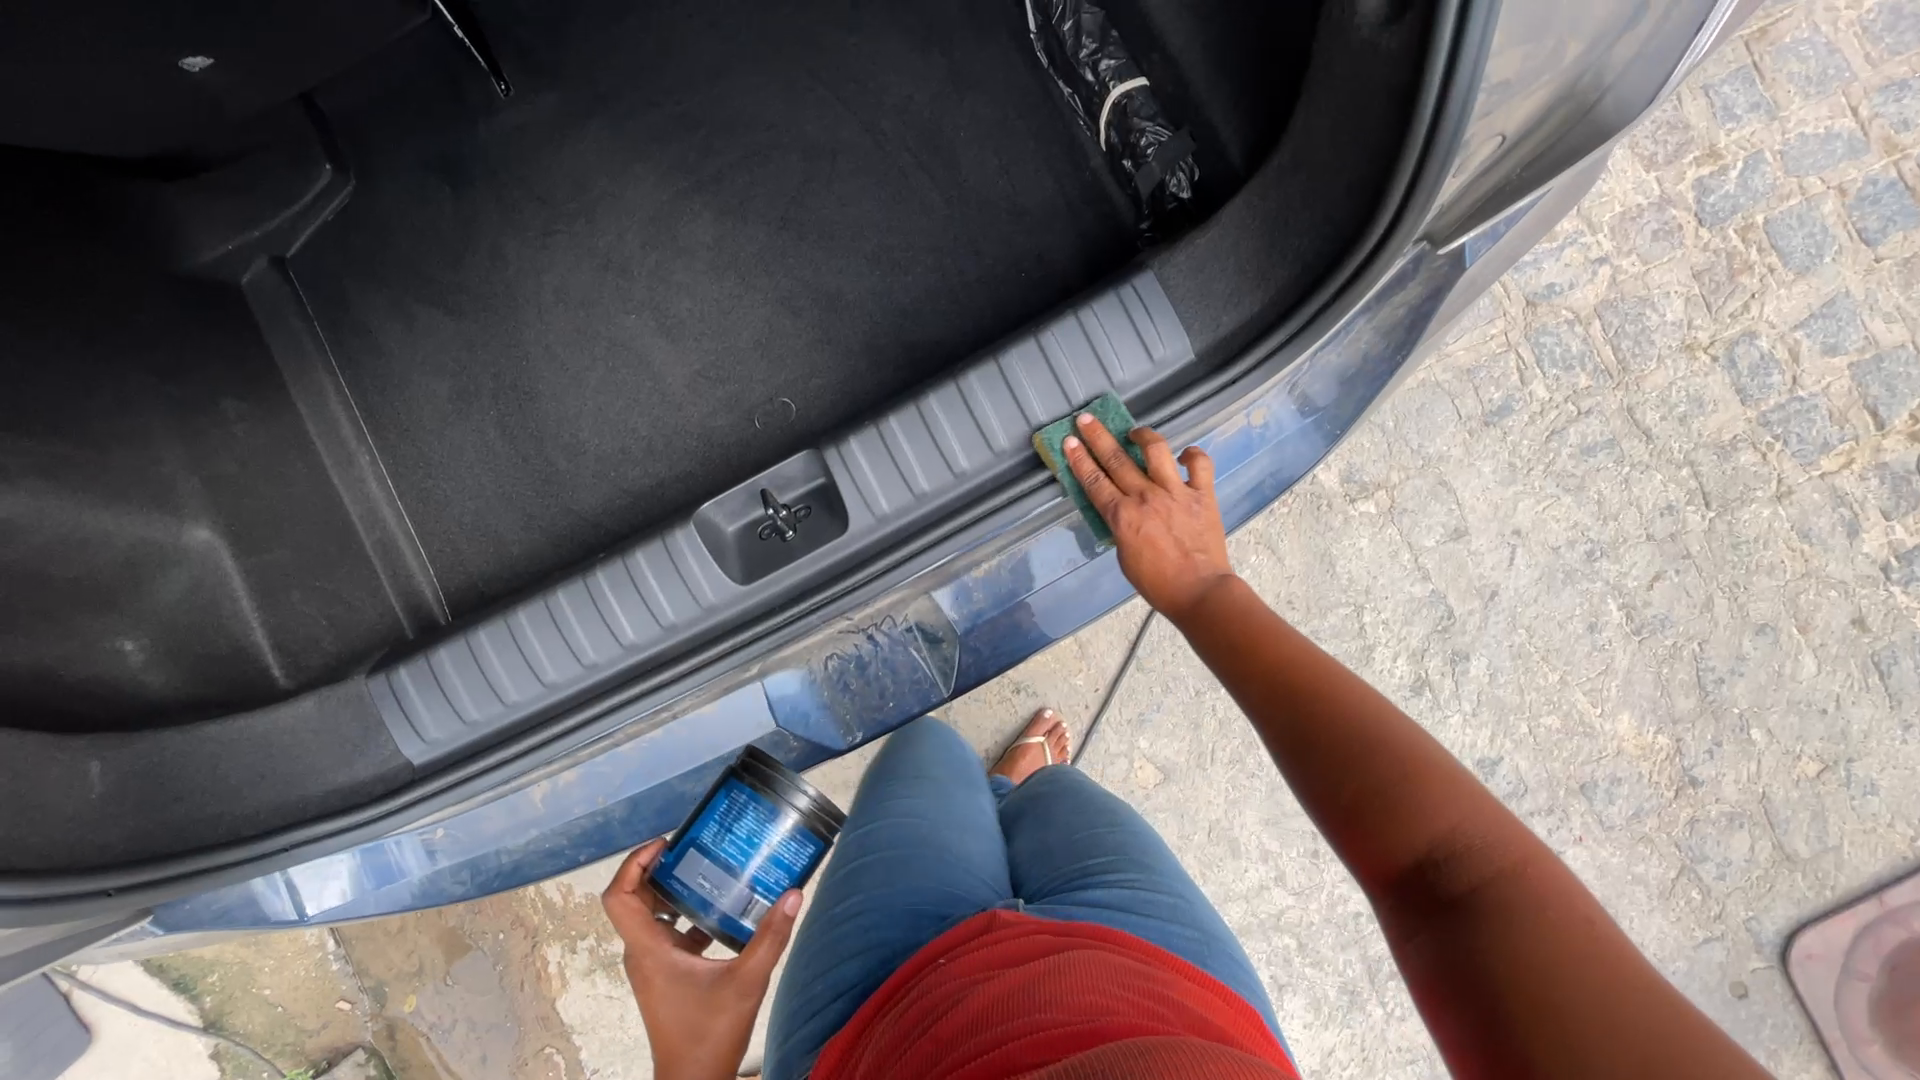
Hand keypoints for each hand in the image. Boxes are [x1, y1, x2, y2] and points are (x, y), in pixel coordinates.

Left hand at [601, 839, 800, 1079]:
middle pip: (636, 899)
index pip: (619, 897)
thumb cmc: (709, 1034)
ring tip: (711, 867)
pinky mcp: (667, 975)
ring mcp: (654, 966)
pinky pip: (670, 933)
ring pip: (653, 916)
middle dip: (661, 869)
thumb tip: (795, 893)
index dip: (634, 863)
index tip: (667, 843)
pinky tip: (724, 909)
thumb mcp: (747, 982)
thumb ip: (771, 938)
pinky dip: (689, 915)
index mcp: (649, 950)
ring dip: (675, 890)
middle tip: (696, 847)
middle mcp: (644, 953)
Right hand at [1063, 414, 1236, 623]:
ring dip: (1142, 435)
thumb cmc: (1156, 583)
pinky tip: (1184, 455)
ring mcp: (1176, 492)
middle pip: (1115, 459)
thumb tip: (1122, 509)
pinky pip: (1200, 464)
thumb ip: (1120, 527)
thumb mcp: (1124, 557)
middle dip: (1097, 436)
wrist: (1199, 591)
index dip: (1079, 459)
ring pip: (1156, 450)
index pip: (1094, 481)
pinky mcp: (1202, 494)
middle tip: (1086, 419)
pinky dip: (1192, 455)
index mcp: (1122, 516)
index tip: (1070, 441)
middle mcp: (1145, 497)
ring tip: (1134, 432)